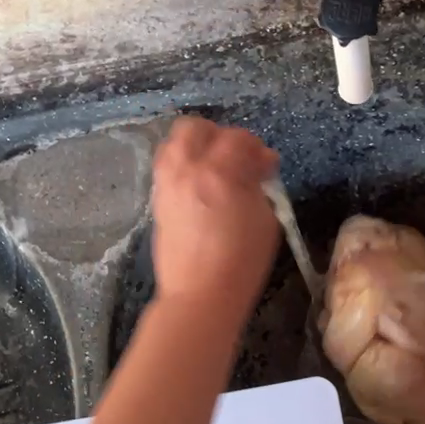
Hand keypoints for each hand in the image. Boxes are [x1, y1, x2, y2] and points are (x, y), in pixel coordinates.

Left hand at [149, 118, 281, 312]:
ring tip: (214, 167)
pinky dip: (183, 166)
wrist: (200, 295)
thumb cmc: (241, 262)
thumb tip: (256, 167)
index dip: (256, 147)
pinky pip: (166, 167)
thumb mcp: (265, 219)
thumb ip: (257, 185)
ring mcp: (167, 184)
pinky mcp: (157, 201)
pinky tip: (199, 185)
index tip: (267, 164)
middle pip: (194, 128)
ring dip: (196, 146)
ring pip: (173, 143)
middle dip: (219, 135)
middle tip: (236, 156)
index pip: (237, 138)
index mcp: (218, 173)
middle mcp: (186, 170)